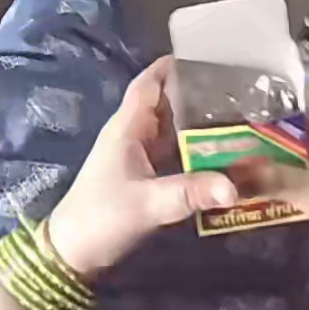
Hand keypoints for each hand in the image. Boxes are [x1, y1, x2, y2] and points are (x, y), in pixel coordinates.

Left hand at [46, 56, 239, 277]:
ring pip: (169, 127)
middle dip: (193, 92)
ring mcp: (136, 155)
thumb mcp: (148, 203)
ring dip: (195, 121)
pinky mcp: (142, 175)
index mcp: (127, 127)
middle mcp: (132, 134)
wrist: (73, 253)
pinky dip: (192, 147)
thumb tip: (234, 187)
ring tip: (235, 115)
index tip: (201, 56)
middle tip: (234, 88)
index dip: (170, 67)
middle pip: (164, 102)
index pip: (148, 84)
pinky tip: (218, 152)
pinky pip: (171, 150)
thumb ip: (190, 192)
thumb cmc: (102, 217)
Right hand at [227, 98, 308, 273]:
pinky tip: (243, 176)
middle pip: (281, 117)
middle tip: (211, 130)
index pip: (290, 94)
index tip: (223, 99)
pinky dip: (267, 166)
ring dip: (255, 146)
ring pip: (282, 140)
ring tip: (217, 149)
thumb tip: (234, 175)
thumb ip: (285, 183)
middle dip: (248, 123)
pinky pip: (288, 161)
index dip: (258, 92)